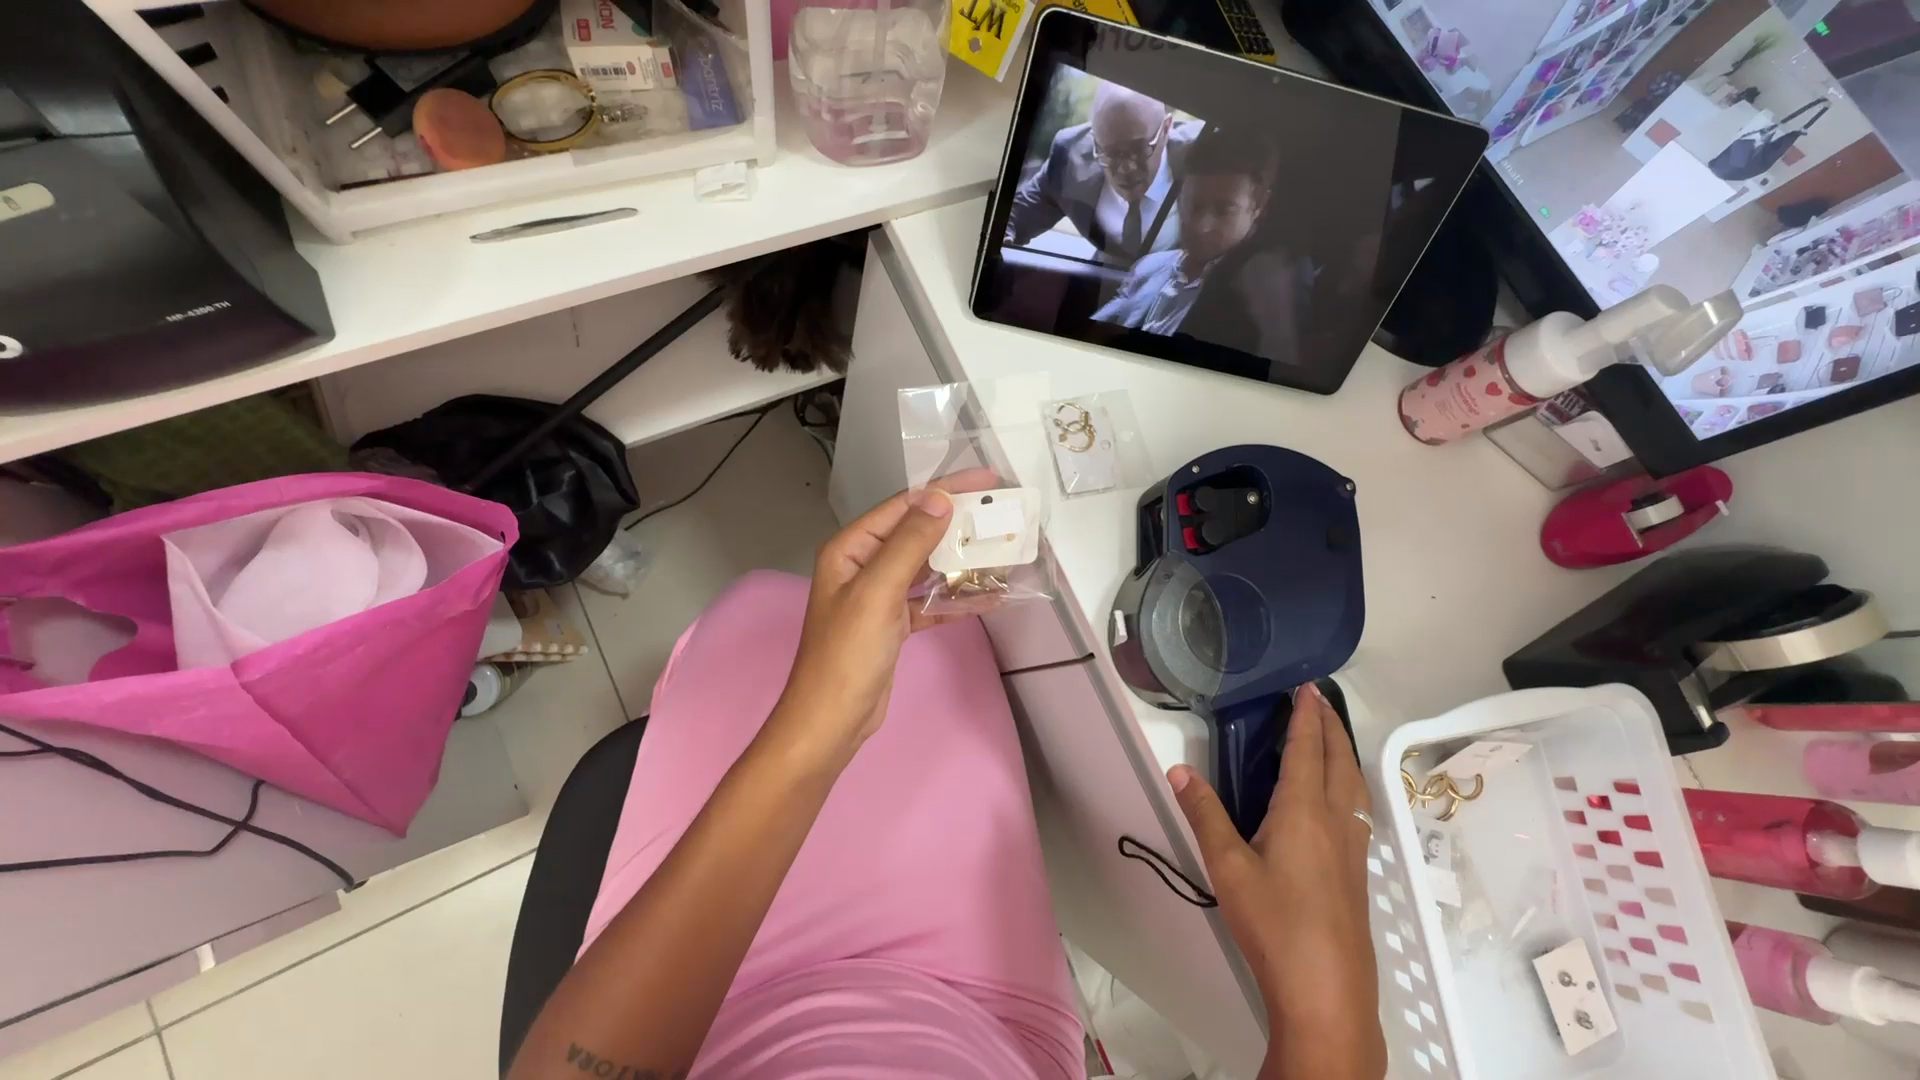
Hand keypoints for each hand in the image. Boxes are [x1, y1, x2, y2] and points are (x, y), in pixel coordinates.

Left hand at [774, 476, 986, 757]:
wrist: (832, 721)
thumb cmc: (847, 654)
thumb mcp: (878, 592)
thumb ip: (909, 543)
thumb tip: (940, 499)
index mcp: (851, 549)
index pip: (904, 506)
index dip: (945, 490)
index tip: (987, 481)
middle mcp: (863, 566)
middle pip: (917, 534)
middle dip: (958, 525)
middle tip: (1002, 514)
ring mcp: (879, 596)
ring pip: (927, 568)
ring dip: (961, 561)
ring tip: (1002, 550)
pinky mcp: (893, 624)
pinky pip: (930, 601)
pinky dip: (956, 599)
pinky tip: (989, 597)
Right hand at [1167, 685, 1385, 1079]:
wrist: (1325, 992)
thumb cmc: (1273, 924)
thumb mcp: (1227, 867)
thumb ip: (1204, 814)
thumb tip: (1178, 770)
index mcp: (1304, 811)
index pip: (1307, 750)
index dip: (1307, 716)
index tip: (1306, 687)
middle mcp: (1336, 822)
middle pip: (1339, 761)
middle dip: (1330, 727)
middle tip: (1318, 702)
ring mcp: (1353, 849)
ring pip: (1355, 786)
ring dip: (1343, 754)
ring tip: (1330, 740)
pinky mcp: (1357, 873)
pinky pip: (1358, 810)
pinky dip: (1348, 785)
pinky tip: (1339, 803)